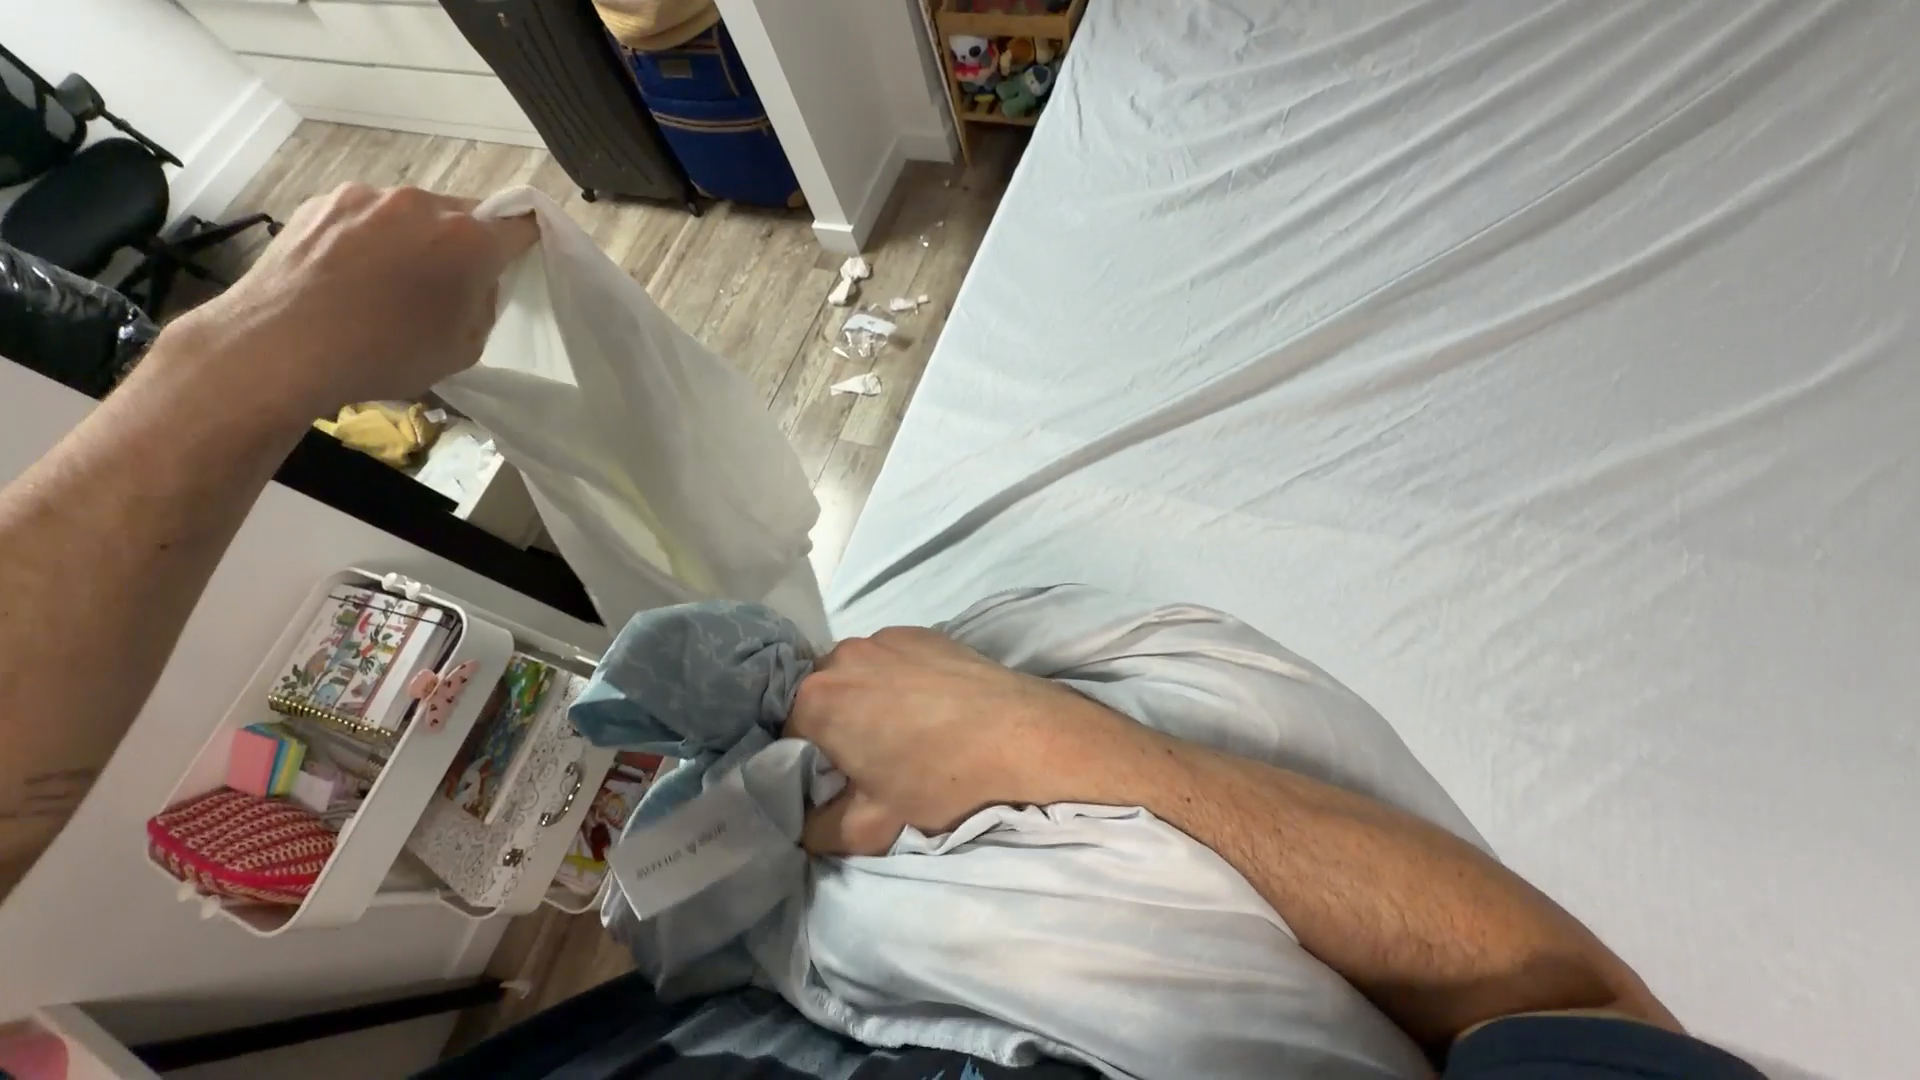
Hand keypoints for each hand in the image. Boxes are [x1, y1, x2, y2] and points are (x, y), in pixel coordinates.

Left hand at [163, 184, 537, 422]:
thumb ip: (483, 303)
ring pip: (414, 214)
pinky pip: (368, 215)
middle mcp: (422, 205)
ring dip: (418, 240)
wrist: (282, 347)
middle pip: (466, 216)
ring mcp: (367, 197)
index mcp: (469, 240)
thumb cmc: (388, 354)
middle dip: (467, 245)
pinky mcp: (322, 201)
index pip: (521, 226)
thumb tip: (473, 280)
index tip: (521, 263)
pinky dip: (374, 239)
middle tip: (451, 285)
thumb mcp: (466, 346)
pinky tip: (355, 276)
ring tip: (393, 283)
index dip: (527, 243)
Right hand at [784, 627, 1137, 854]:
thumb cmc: (941, 781)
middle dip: (833, 730)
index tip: (835, 785)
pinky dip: (896, 680)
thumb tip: (798, 821)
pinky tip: (929, 708)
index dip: (805, 767)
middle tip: (869, 762)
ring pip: (855, 676)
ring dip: (864, 702)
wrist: (1023, 735)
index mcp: (816, 700)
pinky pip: (890, 659)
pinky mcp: (920, 632)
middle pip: (818, 700)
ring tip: (904, 732)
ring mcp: (884, 637)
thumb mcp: (869, 826)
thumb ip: (814, 829)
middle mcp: (841, 656)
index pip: (785, 737)